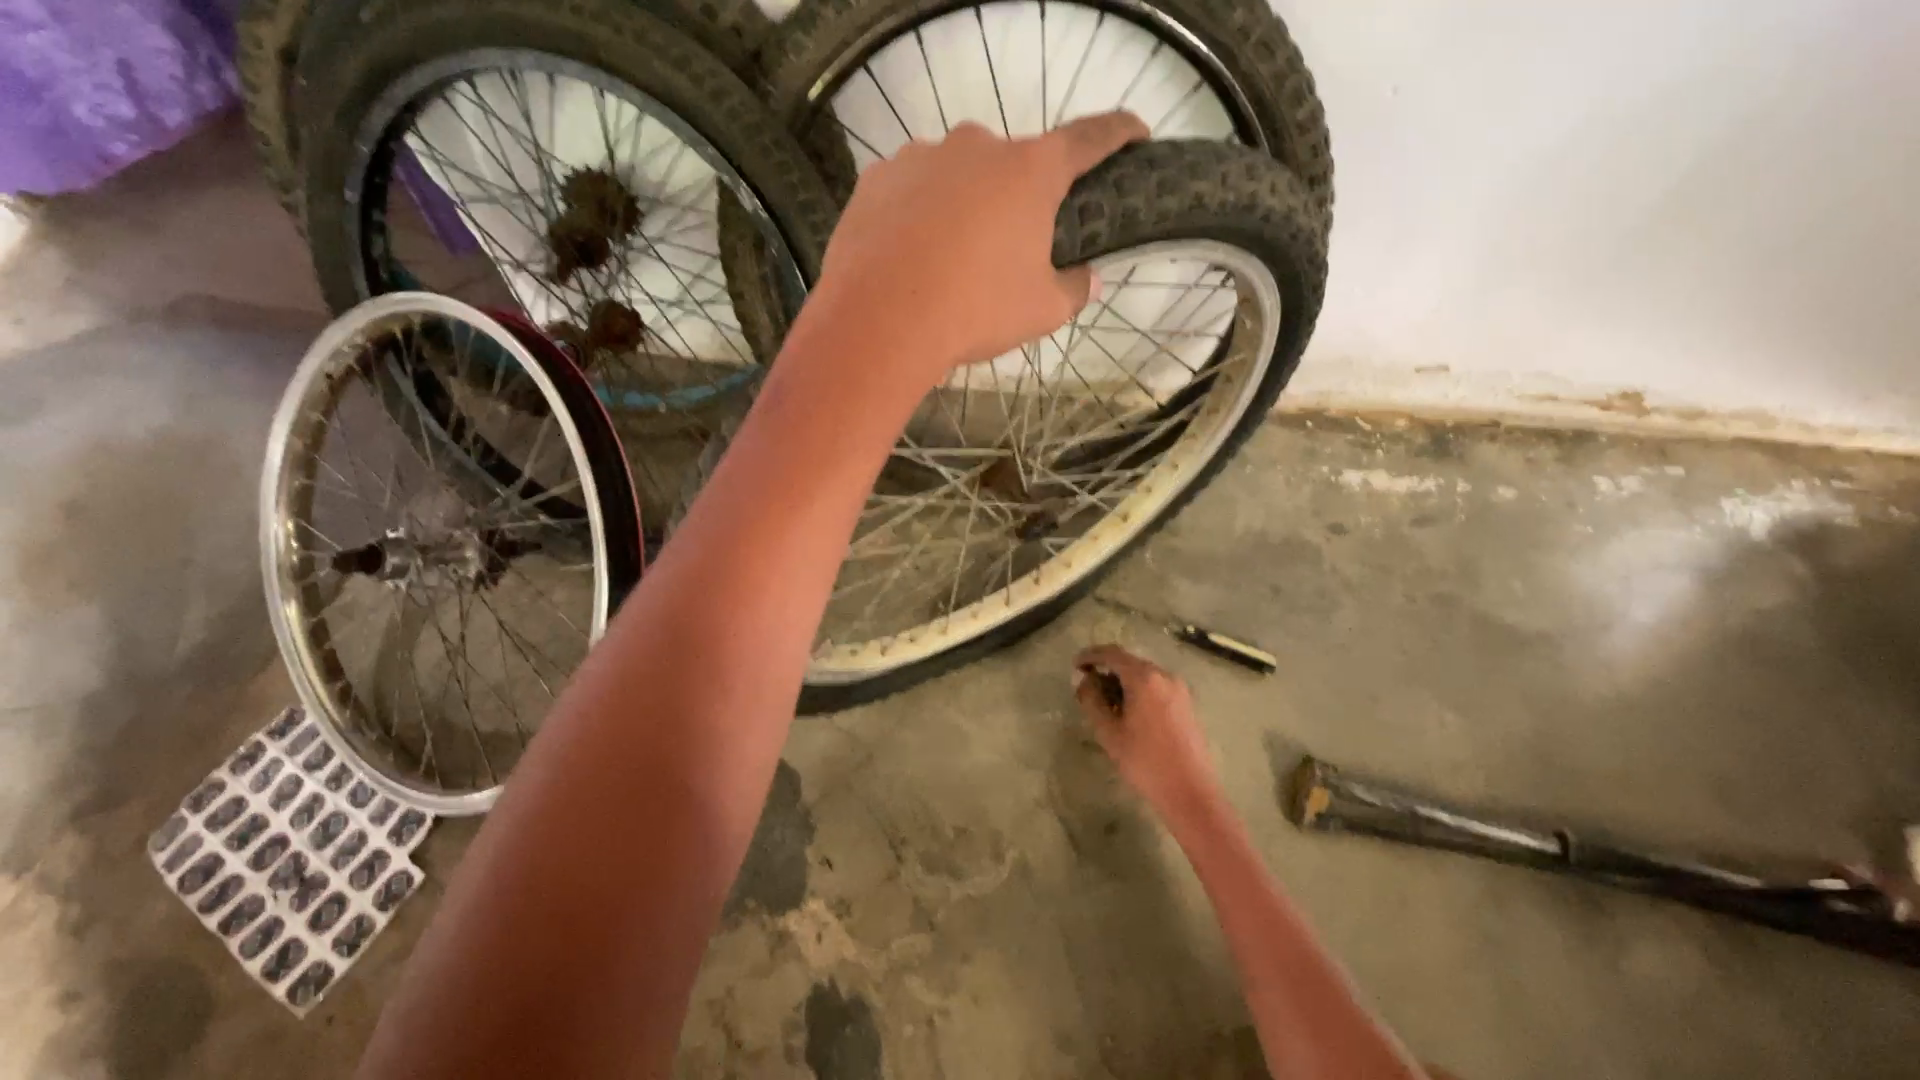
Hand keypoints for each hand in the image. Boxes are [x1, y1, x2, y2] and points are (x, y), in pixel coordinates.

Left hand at [814, 111, 1148, 383]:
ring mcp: (922, 156)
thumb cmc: (974, 311)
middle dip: (1019, 198)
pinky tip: (912, 255)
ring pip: (958, 176)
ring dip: (965, 206)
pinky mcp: (877, 177)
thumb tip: (1089, 278)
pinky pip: (913, 190)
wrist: (878, 321)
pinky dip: (920, 215)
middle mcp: (978, 147)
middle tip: (1010, 248)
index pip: (1089, 139)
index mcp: (1031, 171)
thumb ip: (1074, 288)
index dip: (1118, 134)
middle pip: (1013, 165)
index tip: (1136, 132)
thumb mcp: (1042, 311)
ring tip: (950, 261)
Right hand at [1074, 645, 1220, 819]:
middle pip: (1130, 663)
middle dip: (1107, 671)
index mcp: (1144, 678)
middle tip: (1088, 690)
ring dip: (1123, 683)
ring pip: (1144, 676)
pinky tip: (1130, 714)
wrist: (1190, 790)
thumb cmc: (1144, 761)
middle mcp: (1164, 676)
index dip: (1091, 655)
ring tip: (1107, 705)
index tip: (1075, 666)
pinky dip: (1139, 692)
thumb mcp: (1109, 733)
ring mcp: (1179, 690)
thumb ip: (1092, 701)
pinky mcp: (1187, 704)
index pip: (1112, 654)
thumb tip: (1086, 681)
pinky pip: (1157, 688)